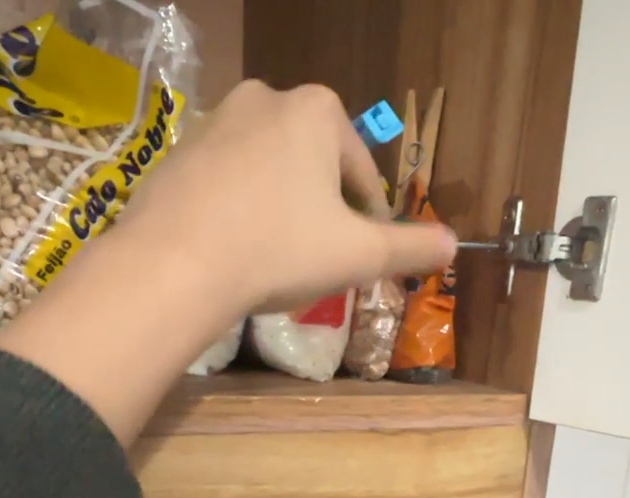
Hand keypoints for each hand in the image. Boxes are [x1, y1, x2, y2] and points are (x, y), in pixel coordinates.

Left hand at [117, 80, 458, 314]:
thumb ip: (411, 247)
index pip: (362, 173)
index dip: (369, 221)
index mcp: (318, 111)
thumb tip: (454, 243)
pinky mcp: (178, 153)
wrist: (175, 265)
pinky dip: (239, 211)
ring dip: (281, 209)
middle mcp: (266, 99)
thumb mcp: (359, 255)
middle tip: (319, 261)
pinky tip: (235, 250)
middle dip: (323, 212)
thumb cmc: (279, 250)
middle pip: (314, 167)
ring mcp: (214, 121)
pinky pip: (226, 183)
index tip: (362, 258)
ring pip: (269, 172)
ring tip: (276, 259)